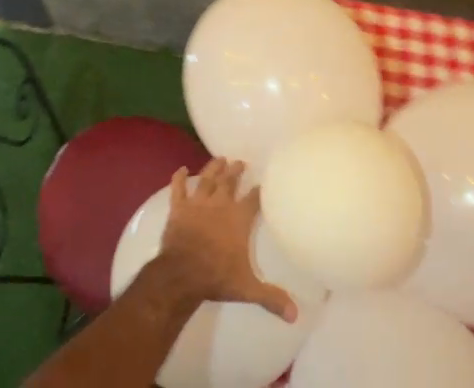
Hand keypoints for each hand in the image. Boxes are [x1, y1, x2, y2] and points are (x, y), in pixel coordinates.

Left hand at [155, 158, 297, 322]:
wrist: (182, 274)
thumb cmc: (217, 277)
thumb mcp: (248, 288)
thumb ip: (271, 298)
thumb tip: (295, 315)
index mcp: (238, 219)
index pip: (253, 200)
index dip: (259, 191)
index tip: (263, 183)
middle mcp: (219, 205)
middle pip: (229, 183)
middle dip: (235, 171)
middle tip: (239, 162)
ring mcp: (197, 204)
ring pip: (206, 180)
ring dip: (213, 169)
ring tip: (219, 158)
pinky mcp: (178, 209)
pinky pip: (178, 189)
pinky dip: (179, 178)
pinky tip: (181, 169)